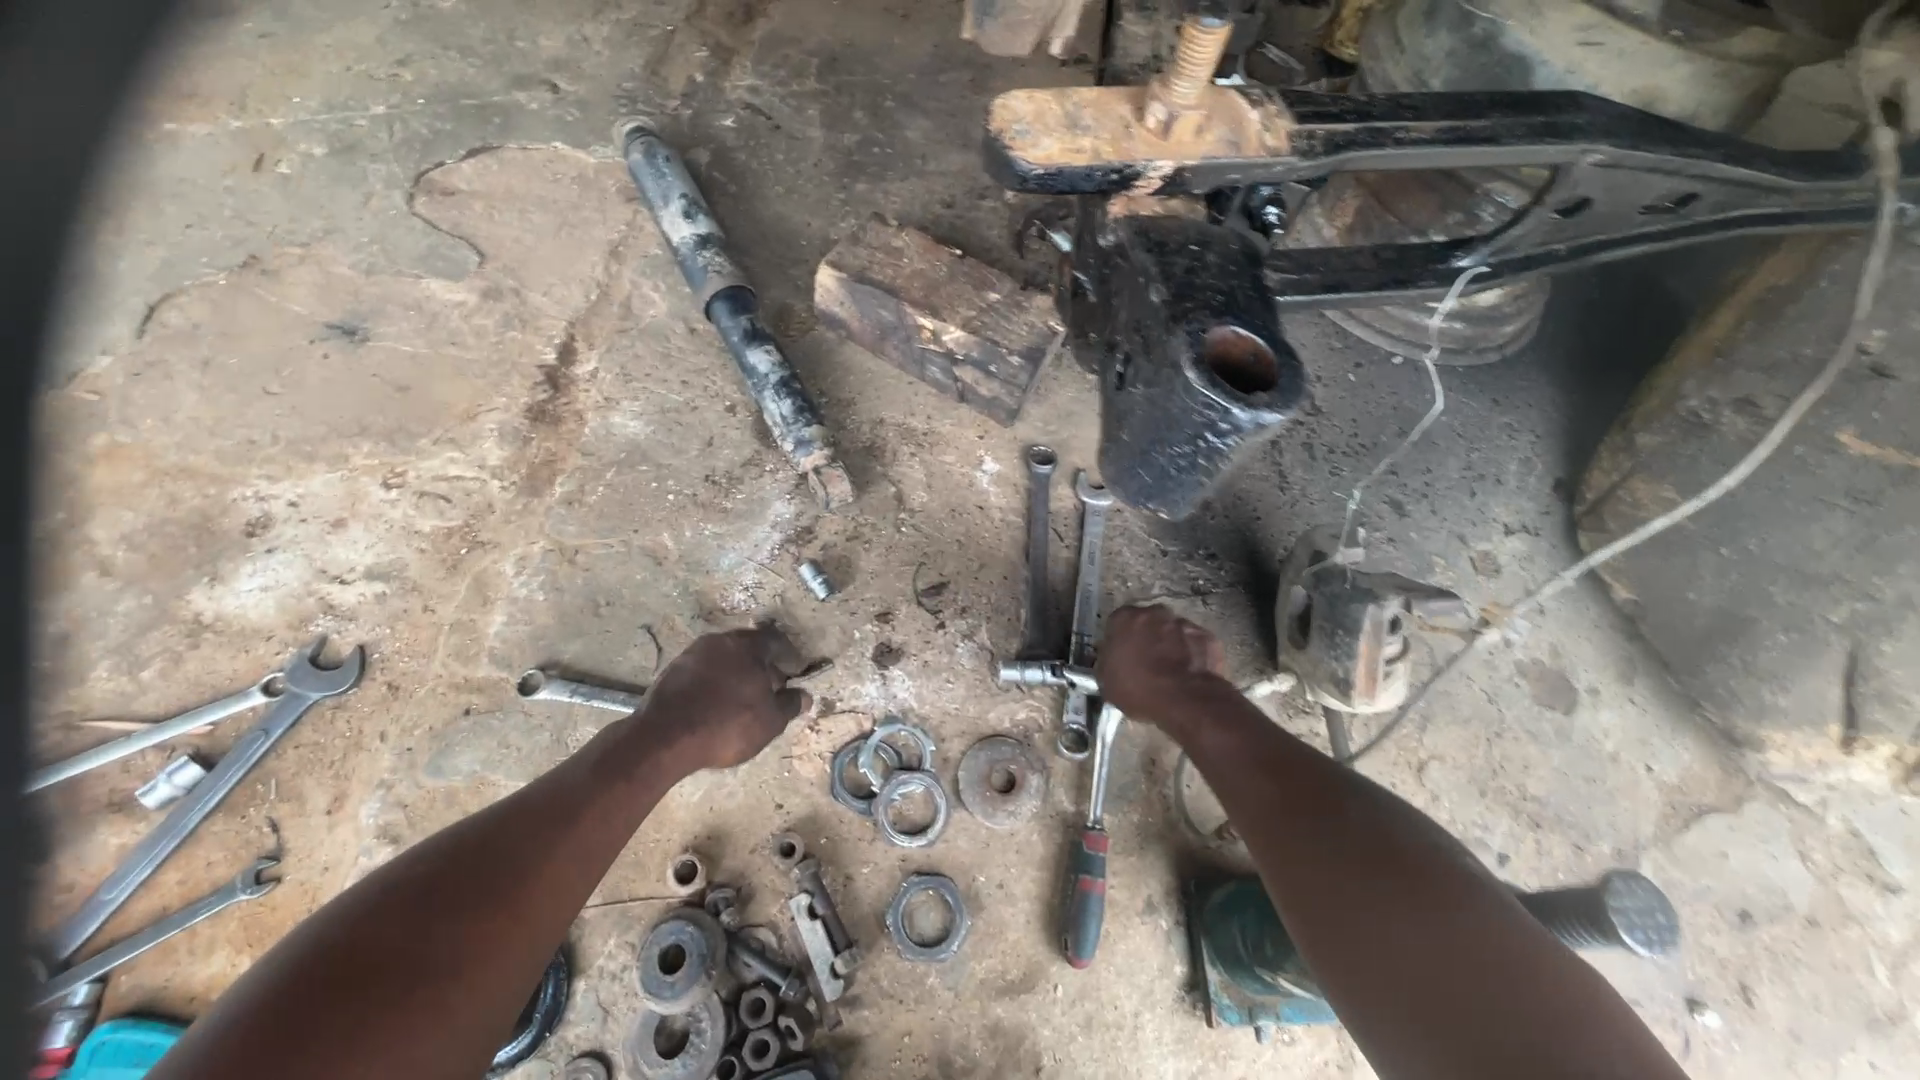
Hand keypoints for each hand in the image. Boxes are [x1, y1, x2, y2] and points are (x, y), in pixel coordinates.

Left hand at [637, 624, 812, 770]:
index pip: (775, 640)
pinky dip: (715, 682)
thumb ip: (790, 705)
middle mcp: (719, 641)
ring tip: (743, 698)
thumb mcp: (770, 721)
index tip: (792, 672)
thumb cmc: (728, 725)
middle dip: (761, 665)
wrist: (666, 737)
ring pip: (723, 658)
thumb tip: (805, 696)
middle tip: (769, 688)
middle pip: (748, 647)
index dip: (787, 656)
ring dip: (736, 673)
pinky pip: (703, 671)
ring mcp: (692, 654)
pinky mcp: (672, 671)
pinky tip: (716, 703)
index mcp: (747, 646)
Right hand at [1096, 605, 1231, 736]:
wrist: (1183, 700)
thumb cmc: (1137, 689)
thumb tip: (1113, 659)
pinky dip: (1192, 654)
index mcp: (1124, 618)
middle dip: (1147, 637)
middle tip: (1146, 662)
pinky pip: (1195, 643)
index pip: (1118, 622)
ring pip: (1173, 631)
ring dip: (1171, 644)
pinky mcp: (1207, 636)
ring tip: (1170, 671)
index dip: (1120, 639)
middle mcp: (1154, 612)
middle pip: (1148, 621)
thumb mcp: (1106, 680)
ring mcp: (1184, 622)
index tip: (1122, 656)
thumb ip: (1108, 661)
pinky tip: (1189, 674)